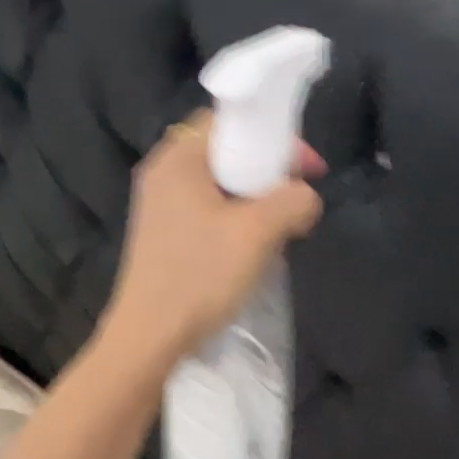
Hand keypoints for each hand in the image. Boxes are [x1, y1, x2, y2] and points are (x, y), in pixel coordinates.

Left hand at [101, 111, 325, 360]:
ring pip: (218, 187)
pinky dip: (234, 221)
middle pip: (225, 153)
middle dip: (267, 172)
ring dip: (253, 201)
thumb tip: (306, 197)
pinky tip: (251, 251)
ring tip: (279, 229)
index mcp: (178, 159)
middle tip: (295, 199)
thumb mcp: (258, 233)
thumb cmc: (201, 276)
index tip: (308, 170)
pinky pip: (206, 213)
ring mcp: (158, 207)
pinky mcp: (161, 237)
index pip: (229, 122)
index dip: (274, 137)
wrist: (150, 336)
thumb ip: (292, 201)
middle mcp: (162, 174)